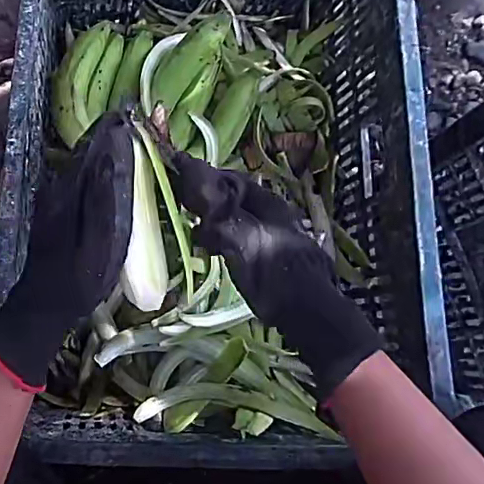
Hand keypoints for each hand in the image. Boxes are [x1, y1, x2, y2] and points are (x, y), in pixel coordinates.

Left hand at [0, 112, 132, 388]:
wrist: (43, 306)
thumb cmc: (78, 278)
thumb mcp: (102, 240)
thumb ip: (109, 194)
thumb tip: (118, 147)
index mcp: (71, 188)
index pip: (98, 145)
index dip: (120, 128)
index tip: (144, 115)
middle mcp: (59, 185)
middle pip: (91, 149)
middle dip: (116, 133)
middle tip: (146, 124)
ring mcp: (56, 195)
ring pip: (86, 161)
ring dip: (110, 148)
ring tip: (136, 139)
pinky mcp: (58, 207)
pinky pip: (83, 176)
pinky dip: (102, 166)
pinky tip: (117, 171)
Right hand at [168, 153, 383, 402]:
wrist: (306, 313)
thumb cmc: (272, 274)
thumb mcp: (240, 238)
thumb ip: (217, 207)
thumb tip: (193, 170)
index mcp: (267, 201)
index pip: (228, 178)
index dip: (202, 175)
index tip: (177, 176)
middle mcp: (271, 211)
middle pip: (232, 196)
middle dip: (205, 197)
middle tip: (180, 204)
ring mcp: (272, 232)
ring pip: (234, 216)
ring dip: (211, 218)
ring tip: (192, 226)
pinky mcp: (268, 254)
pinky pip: (238, 235)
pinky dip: (220, 236)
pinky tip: (210, 248)